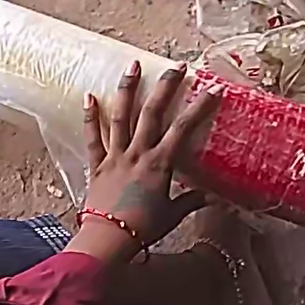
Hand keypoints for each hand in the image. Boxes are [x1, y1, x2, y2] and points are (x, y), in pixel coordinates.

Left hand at [67, 62, 221, 262]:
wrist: (108, 239)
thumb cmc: (143, 229)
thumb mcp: (172, 215)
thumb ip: (191, 201)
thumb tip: (213, 198)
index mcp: (160, 163)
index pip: (184, 128)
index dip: (200, 107)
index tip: (215, 88)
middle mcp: (137, 153)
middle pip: (152, 112)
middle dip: (166, 86)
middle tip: (177, 66)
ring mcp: (115, 156)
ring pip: (121, 116)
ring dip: (128, 89)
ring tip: (133, 65)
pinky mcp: (97, 165)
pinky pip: (93, 137)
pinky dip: (90, 116)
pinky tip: (89, 96)